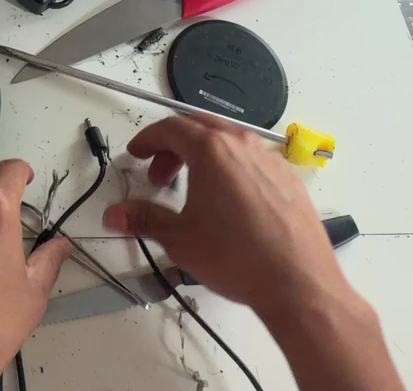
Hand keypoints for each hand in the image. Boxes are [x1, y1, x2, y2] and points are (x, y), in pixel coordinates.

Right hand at [102, 114, 347, 318]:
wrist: (298, 285)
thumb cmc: (238, 258)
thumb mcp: (180, 239)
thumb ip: (143, 219)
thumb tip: (113, 214)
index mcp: (212, 149)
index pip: (170, 128)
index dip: (148, 139)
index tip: (137, 152)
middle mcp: (241, 143)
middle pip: (198, 126)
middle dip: (173, 145)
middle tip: (160, 173)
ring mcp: (269, 157)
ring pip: (228, 138)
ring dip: (203, 153)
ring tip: (194, 187)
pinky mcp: (288, 176)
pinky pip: (252, 157)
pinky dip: (232, 165)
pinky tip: (230, 199)